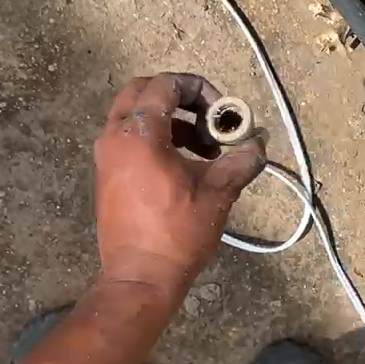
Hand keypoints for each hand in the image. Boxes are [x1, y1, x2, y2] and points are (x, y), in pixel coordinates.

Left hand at [93, 73, 266, 300]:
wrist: (139, 278)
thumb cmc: (177, 233)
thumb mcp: (218, 193)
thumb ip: (241, 160)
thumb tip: (259, 143)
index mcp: (139, 134)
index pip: (166, 85)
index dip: (199, 89)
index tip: (222, 113)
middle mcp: (114, 137)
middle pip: (143, 91)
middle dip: (179, 98)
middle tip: (207, 119)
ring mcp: (105, 156)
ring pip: (134, 114)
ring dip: (168, 118)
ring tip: (201, 147)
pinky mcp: (107, 174)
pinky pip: (128, 137)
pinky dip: (154, 136)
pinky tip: (182, 164)